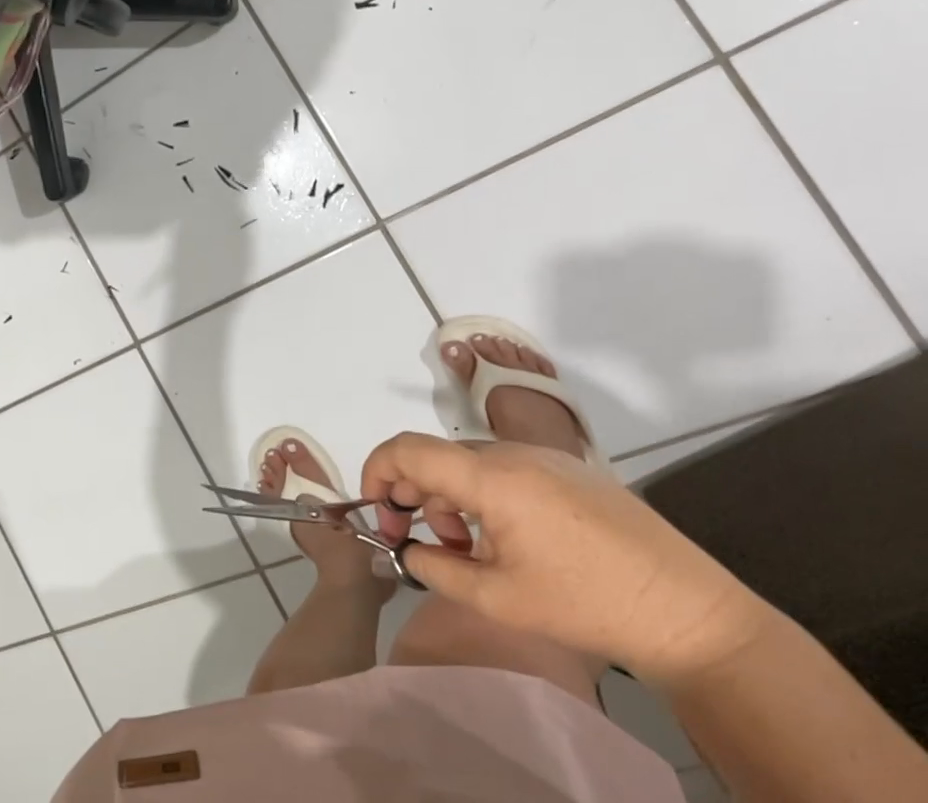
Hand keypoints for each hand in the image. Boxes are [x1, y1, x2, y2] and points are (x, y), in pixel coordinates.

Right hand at [362, 433, 772, 685]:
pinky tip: (504, 541)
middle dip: (412, 495)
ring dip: (449, 499)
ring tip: (466, 550)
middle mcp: (516, 454)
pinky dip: (482, 497)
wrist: (691, 616)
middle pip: (437, 457)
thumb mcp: (494, 597)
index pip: (406, 450)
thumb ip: (432, 566)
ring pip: (469, 464)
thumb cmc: (586, 605)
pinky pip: (504, 470)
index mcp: (493, 478)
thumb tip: (408, 548)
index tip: (377, 515)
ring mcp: (549, 459)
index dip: (376, 474)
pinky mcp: (572, 473)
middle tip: (416, 541)